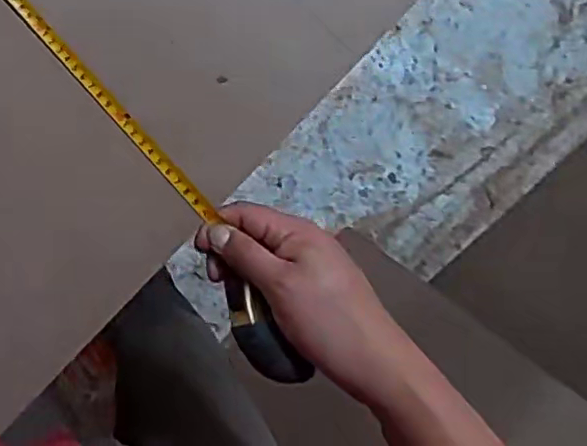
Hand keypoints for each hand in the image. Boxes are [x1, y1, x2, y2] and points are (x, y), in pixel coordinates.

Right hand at [195, 203, 424, 409]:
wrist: (385, 373)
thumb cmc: (330, 324)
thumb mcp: (278, 285)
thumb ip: (242, 252)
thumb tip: (214, 229)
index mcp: (297, 231)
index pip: (243, 213)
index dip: (216, 227)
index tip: (200, 253)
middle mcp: (305, 241)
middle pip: (251, 235)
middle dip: (230, 255)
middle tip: (220, 283)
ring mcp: (315, 265)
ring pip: (263, 258)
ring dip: (245, 276)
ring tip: (243, 301)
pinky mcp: (319, 288)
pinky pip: (279, 277)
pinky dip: (263, 289)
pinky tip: (263, 308)